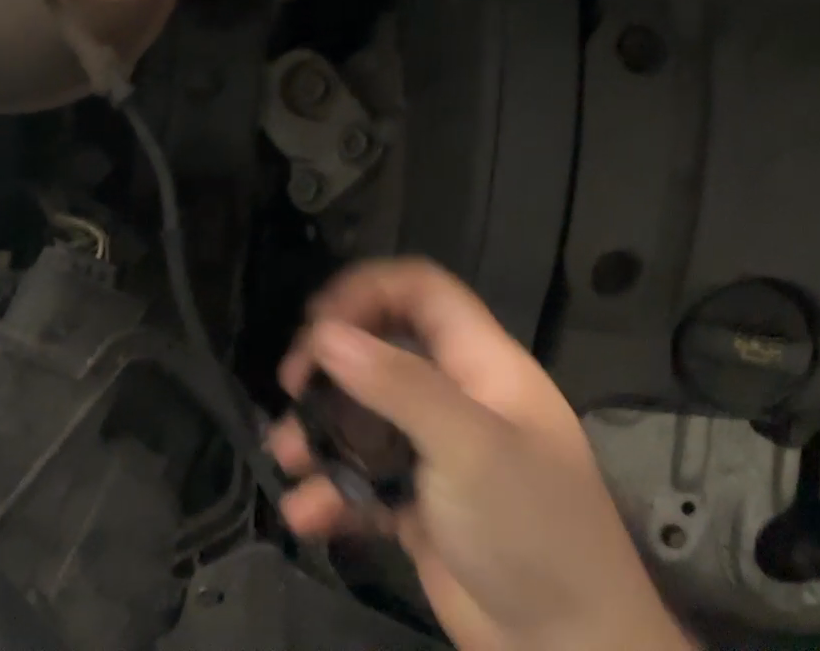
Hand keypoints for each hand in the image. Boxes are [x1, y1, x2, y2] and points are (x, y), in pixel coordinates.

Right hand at [269, 259, 690, 650]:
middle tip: (292, 386)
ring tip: (288, 458)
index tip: (317, 323)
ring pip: (364, 420)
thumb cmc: (531, 529)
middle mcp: (458, 400)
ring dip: (320, 435)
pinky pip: (363, 481)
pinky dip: (333, 493)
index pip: (423, 294)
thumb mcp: (469, 447)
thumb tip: (326, 334)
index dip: (369, 291)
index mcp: (483, 367)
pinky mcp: (417, 506)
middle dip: (332, 366)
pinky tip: (308, 514)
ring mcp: (436, 455)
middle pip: (383, 352)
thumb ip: (398, 385)